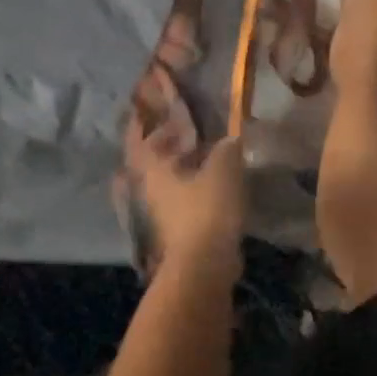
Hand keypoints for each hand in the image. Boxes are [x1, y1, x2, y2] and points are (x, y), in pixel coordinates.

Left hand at [130, 132, 246, 281]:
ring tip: (207, 161)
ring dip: (184, 170)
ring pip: (170, 181)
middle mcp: (149, 188)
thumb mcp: (223, 171)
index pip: (146, 139)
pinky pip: (183, 199)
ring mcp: (161, 211)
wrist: (204, 262)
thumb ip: (226, 150)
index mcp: (154, 169)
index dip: (155, 124)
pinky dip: (194, 189)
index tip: (166, 113)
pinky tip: (213, 189)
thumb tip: (230, 138)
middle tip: (191, 136)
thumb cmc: (207, 209)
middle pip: (156, 161)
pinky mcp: (176, 228)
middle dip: (170, 147)